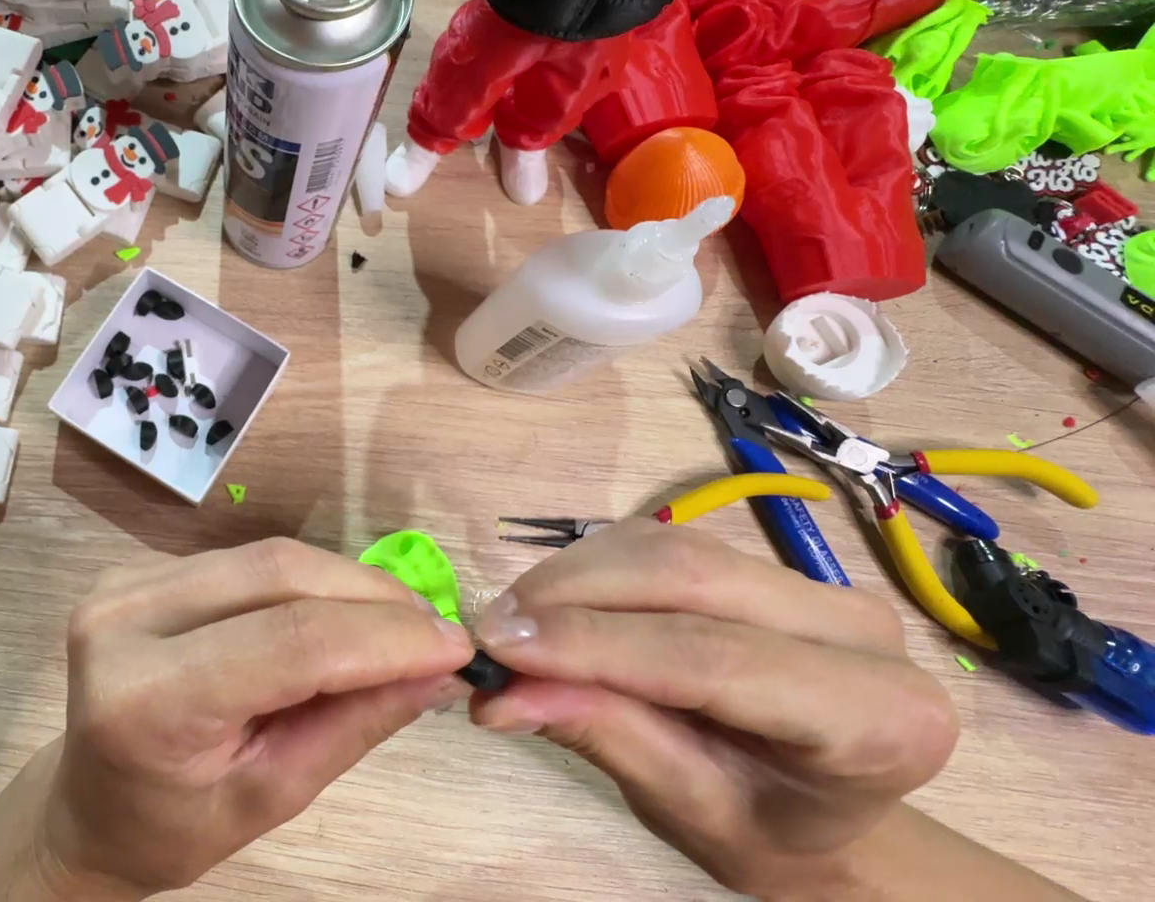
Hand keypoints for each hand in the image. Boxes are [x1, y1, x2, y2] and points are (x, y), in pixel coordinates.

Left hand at [42, 538, 476, 895]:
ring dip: (344, 583)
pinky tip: (338, 611)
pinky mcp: (136, 567)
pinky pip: (243, 560)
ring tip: (399, 622)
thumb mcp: (272, 796)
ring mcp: (124, 581)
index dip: (382, 637)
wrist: (88, 802)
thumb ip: (353, 725)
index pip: (287, 642)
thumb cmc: (174, 823)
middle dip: (371, 597)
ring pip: (265, 556)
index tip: (456, 646)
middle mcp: (124, 618)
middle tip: (435, 629)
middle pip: (276, 575)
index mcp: (147, 698)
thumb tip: (437, 667)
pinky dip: (304, 581)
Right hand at [470, 519, 959, 897]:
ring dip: (567, 576)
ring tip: (508, 622)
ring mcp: (806, 580)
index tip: (497, 646)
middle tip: (489, 631)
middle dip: (569, 595)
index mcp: (878, 717)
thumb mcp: (687, 807)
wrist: (809, 803)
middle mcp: (857, 627)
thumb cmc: (761, 825)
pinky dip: (583, 567)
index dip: (593, 643)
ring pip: (660, 545)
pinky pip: (652, 540)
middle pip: (685, 576)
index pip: (713, 658)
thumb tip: (498, 694)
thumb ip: (603, 735)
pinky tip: (547, 604)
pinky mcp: (753, 558)